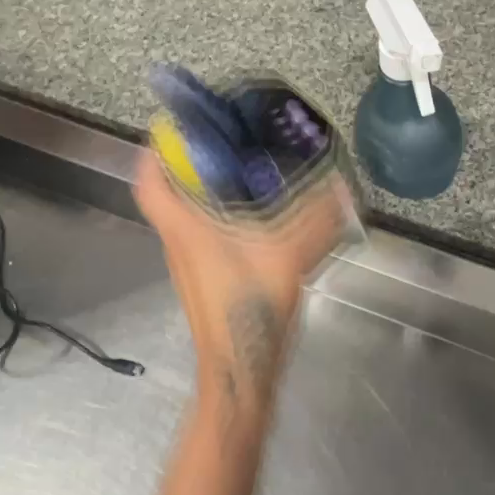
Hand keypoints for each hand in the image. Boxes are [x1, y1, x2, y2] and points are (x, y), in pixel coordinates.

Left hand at [133, 150, 344, 416]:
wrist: (239, 366)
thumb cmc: (248, 304)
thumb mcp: (288, 255)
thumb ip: (318, 220)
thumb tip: (345, 188)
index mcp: (185, 228)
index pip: (149, 183)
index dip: (154, 152)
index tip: (170, 128)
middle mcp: (179, 243)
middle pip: (168, 196)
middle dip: (188, 166)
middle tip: (220, 144)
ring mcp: (190, 265)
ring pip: (185, 218)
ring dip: (202, 194)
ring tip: (239, 173)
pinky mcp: (205, 281)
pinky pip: (202, 236)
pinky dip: (217, 218)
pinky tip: (253, 220)